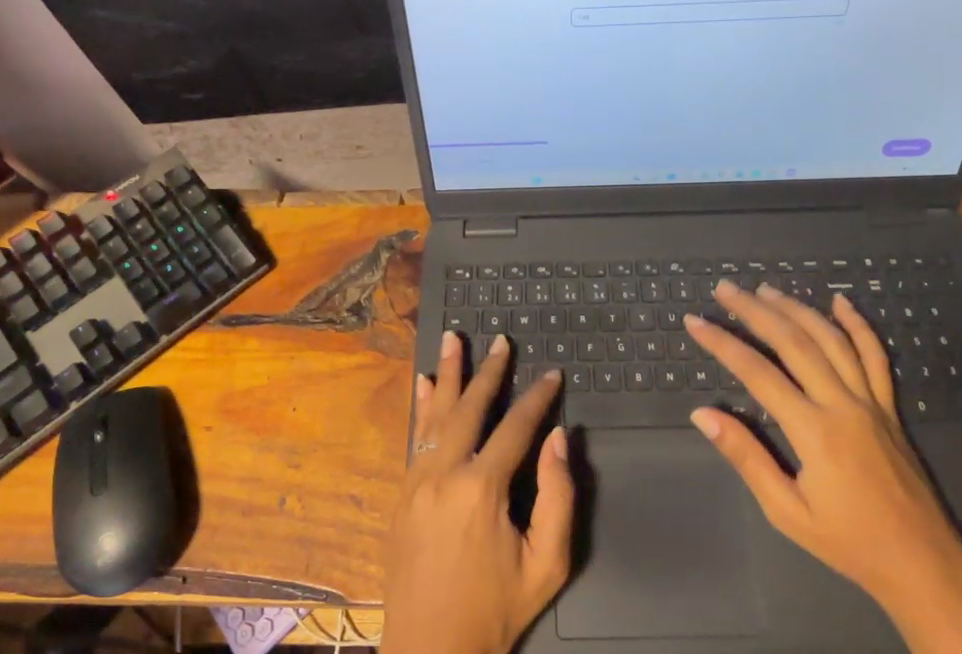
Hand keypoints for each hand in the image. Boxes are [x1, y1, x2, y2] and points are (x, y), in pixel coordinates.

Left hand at [381, 333, 572, 653]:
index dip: (537, 398)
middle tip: (500, 340)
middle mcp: (444, 475)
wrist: (431, 650)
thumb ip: (558, 496)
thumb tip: (559, 437)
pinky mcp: (402, 496)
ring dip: (446, 375)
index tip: (552, 373)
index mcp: (482, 489)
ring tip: (452, 338)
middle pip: (469, 409)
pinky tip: (423, 385)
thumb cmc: (496, 609)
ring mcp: (416, 483)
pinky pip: (415, 440)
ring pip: (435, 416)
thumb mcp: (547, 562)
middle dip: (488, 372)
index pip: (516, 428)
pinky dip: (421, 409)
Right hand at [685, 281, 961, 653]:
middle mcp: (843, 404)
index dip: (723, 343)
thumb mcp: (787, 511)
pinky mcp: (890, 408)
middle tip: (726, 289)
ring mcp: (871, 402)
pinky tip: (840, 302)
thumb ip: (746, 458)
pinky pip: (875, 356)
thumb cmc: (848, 544)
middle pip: (794, 342)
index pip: (758, 373)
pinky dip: (858, 325)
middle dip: (755, 312)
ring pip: (832, 339)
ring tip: (766, 289)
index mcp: (814, 431)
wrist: (922, 563)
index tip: (695, 322)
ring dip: (797, 309)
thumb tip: (702, 415)